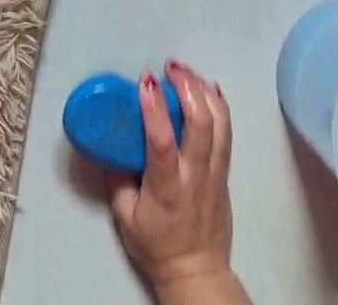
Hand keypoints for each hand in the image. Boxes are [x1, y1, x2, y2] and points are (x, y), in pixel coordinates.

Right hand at [110, 63, 247, 303]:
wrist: (196, 270)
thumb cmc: (155, 244)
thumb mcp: (125, 215)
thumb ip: (118, 176)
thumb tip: (109, 141)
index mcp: (167, 188)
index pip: (162, 142)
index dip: (155, 108)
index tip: (146, 80)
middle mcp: (195, 176)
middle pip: (201, 125)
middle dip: (188, 89)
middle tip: (171, 67)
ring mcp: (215, 173)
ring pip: (220, 124)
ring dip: (205, 92)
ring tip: (188, 72)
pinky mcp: (225, 172)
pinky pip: (227, 133)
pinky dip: (220, 106)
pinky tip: (210, 88)